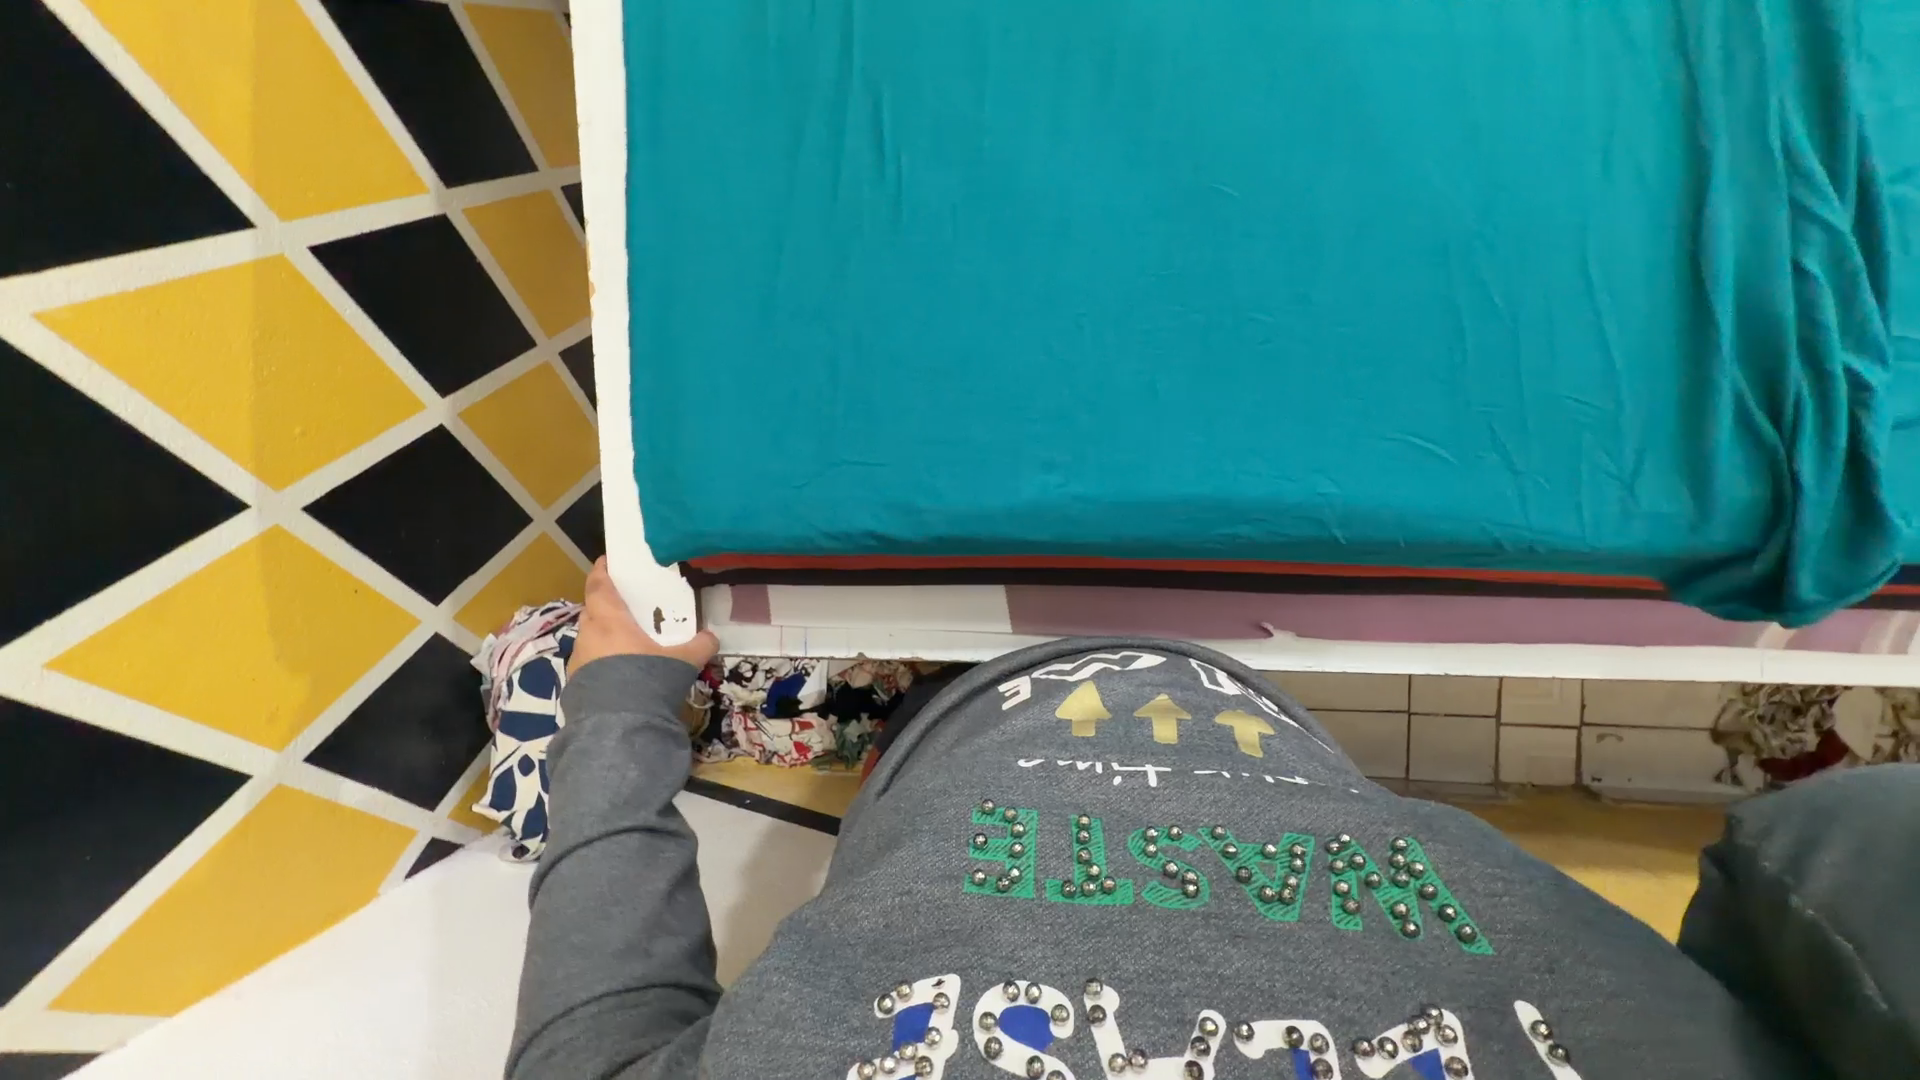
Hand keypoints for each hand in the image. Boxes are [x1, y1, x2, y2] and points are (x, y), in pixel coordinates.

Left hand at [570, 557, 718, 675]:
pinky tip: (620, 673)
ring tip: (625, 644)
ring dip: (603, 637)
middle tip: (625, 608)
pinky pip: (589, 664)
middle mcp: (589, 635)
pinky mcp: (575, 686)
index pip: (599, 586)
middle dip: (605, 607)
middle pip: (592, 612)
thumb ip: (698, 646)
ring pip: (590, 639)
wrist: (618, 726)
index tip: (606, 562)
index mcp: (611, 620)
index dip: (602, 572)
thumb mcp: (682, 662)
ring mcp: (579, 662)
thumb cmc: (648, 679)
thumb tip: (711, 637)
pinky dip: (601, 662)